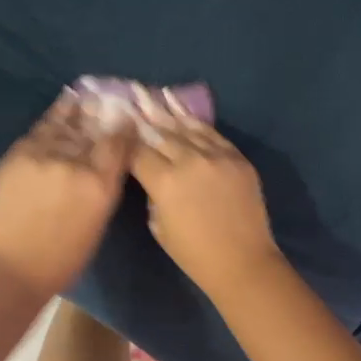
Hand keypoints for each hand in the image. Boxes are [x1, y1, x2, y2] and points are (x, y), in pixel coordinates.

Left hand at [0, 91, 133, 293]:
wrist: (17, 266)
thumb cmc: (67, 254)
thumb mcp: (99, 219)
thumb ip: (106, 184)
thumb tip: (110, 157)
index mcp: (99, 186)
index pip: (118, 144)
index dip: (124, 129)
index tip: (127, 120)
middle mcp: (73, 165)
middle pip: (92, 130)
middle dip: (101, 117)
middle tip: (105, 104)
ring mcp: (42, 157)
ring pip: (64, 126)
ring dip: (76, 113)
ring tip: (82, 99)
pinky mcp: (17, 156)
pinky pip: (40, 131)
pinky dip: (53, 121)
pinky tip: (61, 111)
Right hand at [129, 94, 281, 295]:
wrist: (242, 262)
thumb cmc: (194, 254)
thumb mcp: (158, 226)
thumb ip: (152, 193)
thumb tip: (152, 175)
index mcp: (164, 181)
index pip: (137, 152)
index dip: (126, 145)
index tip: (118, 136)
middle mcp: (190, 160)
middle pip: (161, 134)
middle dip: (145, 122)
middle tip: (132, 105)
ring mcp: (218, 156)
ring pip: (188, 128)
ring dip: (169, 115)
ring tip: (156, 98)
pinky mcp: (238, 158)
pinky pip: (214, 135)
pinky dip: (197, 125)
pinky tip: (185, 115)